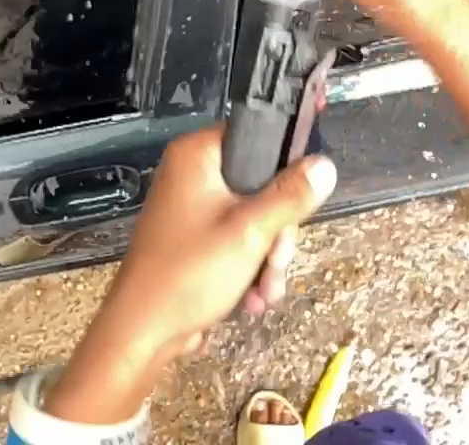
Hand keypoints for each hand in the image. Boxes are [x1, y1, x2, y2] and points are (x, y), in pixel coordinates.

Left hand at [44, 128, 335, 422]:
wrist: (143, 333)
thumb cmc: (190, 271)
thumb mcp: (251, 231)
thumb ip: (291, 196)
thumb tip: (325, 165)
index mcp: (197, 154)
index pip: (254, 134)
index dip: (286, 158)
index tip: (309, 184)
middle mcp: (192, 172)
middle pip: (259, 184)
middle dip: (277, 229)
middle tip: (278, 257)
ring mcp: (192, 207)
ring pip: (252, 217)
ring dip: (267, 256)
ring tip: (265, 289)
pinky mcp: (194, 238)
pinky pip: (236, 240)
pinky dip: (249, 267)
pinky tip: (252, 299)